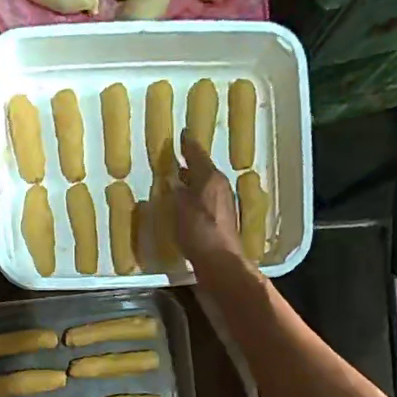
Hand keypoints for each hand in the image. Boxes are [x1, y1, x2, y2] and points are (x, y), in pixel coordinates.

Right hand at [173, 130, 243, 273]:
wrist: (220, 263)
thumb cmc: (199, 233)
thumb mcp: (182, 209)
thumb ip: (178, 192)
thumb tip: (174, 178)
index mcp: (211, 180)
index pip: (198, 155)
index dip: (188, 145)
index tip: (182, 133)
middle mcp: (220, 188)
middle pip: (204, 169)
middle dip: (191, 162)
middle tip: (177, 155)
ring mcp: (223, 204)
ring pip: (206, 184)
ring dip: (193, 179)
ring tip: (179, 177)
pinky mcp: (221, 220)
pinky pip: (206, 198)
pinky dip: (196, 195)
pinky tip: (186, 201)